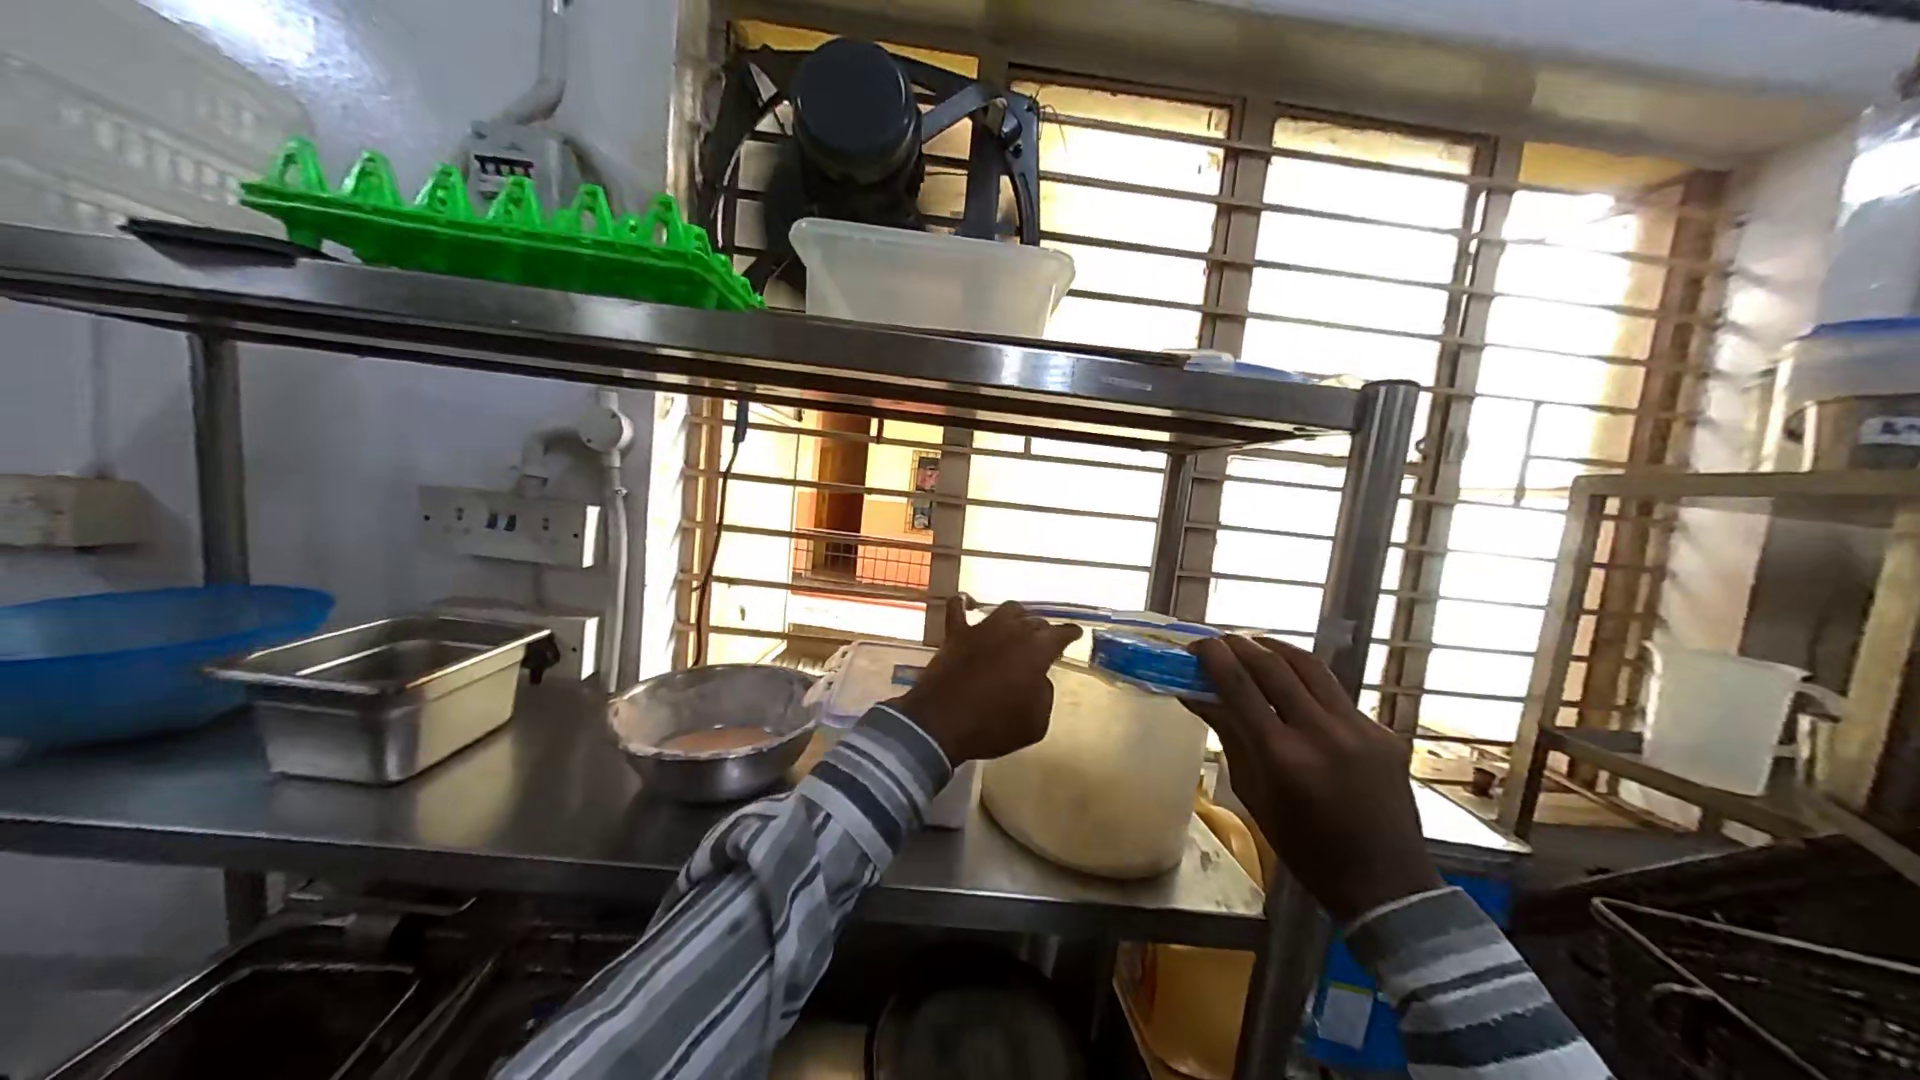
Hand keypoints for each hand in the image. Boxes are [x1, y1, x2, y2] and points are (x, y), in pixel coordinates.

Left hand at [892, 599, 1081, 764]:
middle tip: (1042, 642)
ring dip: (1015, 617)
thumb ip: (1043, 694)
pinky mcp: (955, 634)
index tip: (1075, 633)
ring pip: (1006, 610)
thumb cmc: (994, 726)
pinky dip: (963, 604)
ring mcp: (982, 629)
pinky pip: (957, 609)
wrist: (941, 723)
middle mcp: (1012, 630)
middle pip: (1034, 622)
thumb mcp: (1035, 722)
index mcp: (1037, 650)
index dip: (1070, 634)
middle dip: (1042, 631)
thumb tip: (1038, 680)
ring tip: (1016, 625)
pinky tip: (965, 601)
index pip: (1061, 634)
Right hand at [1186, 636, 1441, 921]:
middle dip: (1241, 645)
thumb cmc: (1305, 848)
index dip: (1214, 658)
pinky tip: (1293, 685)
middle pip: (1274, 666)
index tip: (1197, 645)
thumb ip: (1230, 737)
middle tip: (1220, 641)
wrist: (1386, 881)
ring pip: (1311, 667)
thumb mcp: (1254, 794)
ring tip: (1253, 644)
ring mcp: (1358, 728)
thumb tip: (1199, 696)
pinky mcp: (1381, 731)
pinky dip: (1306, 680)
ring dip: (1276, 649)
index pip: (1240, 686)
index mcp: (1283, 756)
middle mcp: (1322, 732)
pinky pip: (1335, 693)